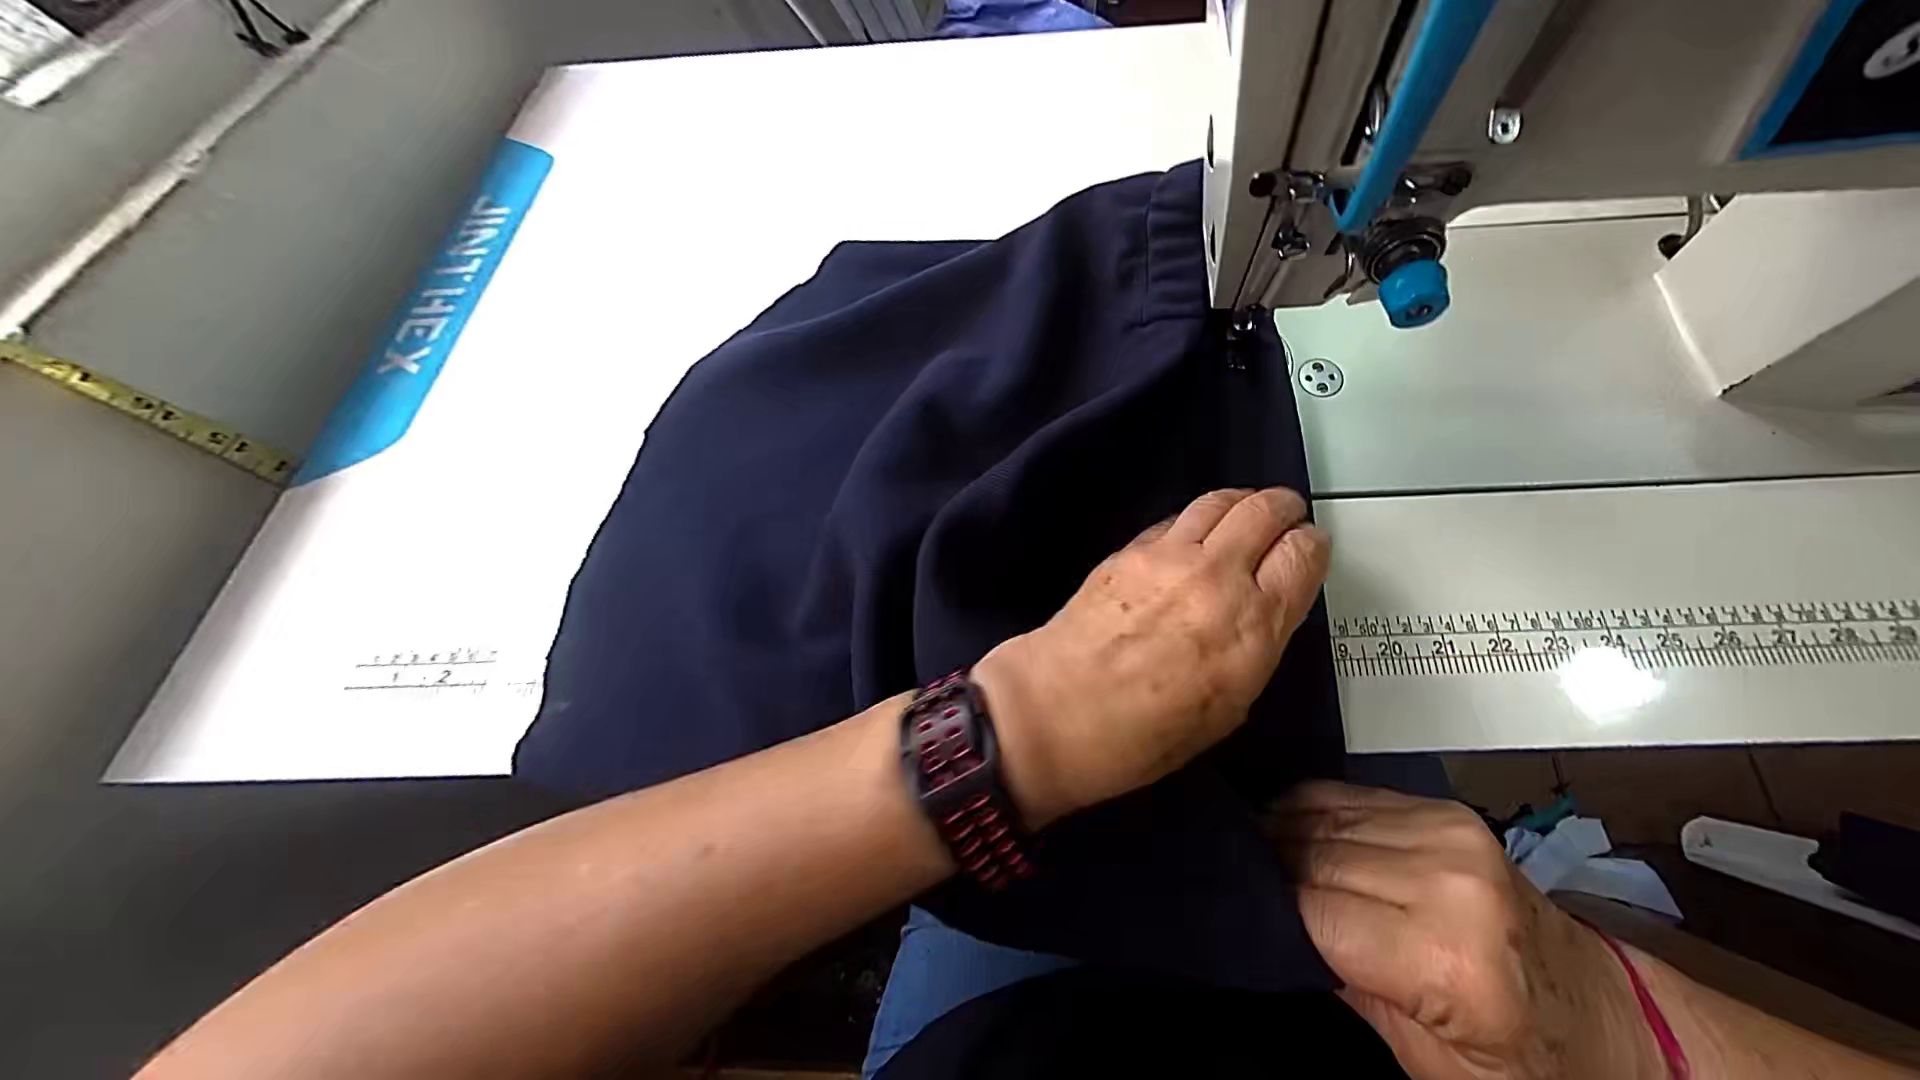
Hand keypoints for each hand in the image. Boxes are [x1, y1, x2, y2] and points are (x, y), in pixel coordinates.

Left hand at [972, 487, 1328, 827]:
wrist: (1057, 709)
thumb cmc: (1145, 734)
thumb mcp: (1229, 706)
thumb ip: (1254, 646)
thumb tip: (1258, 612)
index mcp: (1253, 625)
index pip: (1302, 554)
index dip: (1311, 545)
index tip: (1309, 547)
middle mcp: (1216, 577)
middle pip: (1264, 511)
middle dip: (1282, 508)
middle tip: (1285, 516)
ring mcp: (1167, 556)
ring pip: (1218, 501)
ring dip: (1240, 502)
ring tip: (1243, 512)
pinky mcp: (1126, 550)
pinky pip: (1172, 520)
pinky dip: (1193, 521)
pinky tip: (1190, 537)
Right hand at [1270, 782, 1666, 1079]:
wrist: (1611, 1017)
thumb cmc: (1519, 1058)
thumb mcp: (1424, 1058)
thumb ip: (1337, 980)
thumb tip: (1266, 921)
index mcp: (1447, 959)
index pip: (1308, 910)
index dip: (1264, 912)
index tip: (1236, 916)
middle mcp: (1446, 880)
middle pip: (1308, 855)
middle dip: (1265, 870)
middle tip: (1236, 886)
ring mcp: (1445, 832)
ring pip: (1317, 817)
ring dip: (1277, 833)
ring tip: (1254, 855)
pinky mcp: (1441, 809)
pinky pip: (1341, 796)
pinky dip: (1305, 812)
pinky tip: (1289, 830)